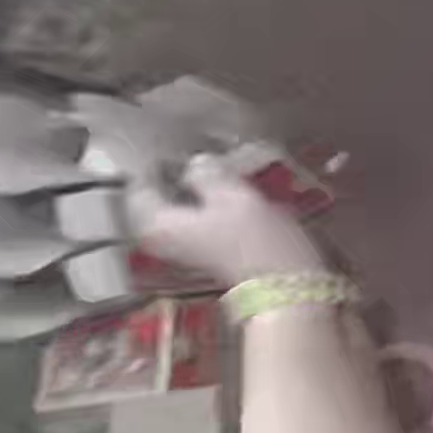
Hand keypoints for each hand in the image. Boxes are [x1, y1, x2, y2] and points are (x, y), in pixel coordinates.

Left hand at [126, 154, 326, 283]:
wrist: (291, 287)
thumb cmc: (259, 240)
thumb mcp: (235, 197)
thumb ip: (208, 174)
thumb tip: (197, 162)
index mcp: (153, 221)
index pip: (141, 180)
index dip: (161, 160)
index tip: (184, 145)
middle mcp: (160, 237)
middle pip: (163, 197)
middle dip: (182, 177)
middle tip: (206, 158)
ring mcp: (186, 250)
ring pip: (185, 210)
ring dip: (202, 193)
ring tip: (225, 176)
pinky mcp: (211, 256)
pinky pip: (203, 224)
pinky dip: (214, 210)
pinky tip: (236, 201)